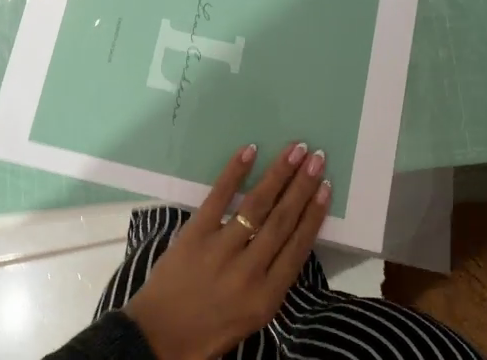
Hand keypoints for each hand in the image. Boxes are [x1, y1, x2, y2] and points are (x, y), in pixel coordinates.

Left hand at [123, 141, 330, 359]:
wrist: (159, 336)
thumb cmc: (210, 328)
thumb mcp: (253, 315)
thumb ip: (273, 279)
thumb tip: (291, 236)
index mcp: (266, 297)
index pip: (298, 247)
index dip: (314, 214)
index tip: (327, 187)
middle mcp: (248, 271)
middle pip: (282, 220)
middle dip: (303, 186)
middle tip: (318, 157)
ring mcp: (220, 249)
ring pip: (257, 205)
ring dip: (278, 174)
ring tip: (295, 150)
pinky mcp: (194, 234)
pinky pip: (218, 197)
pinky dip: (234, 172)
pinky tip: (250, 151)